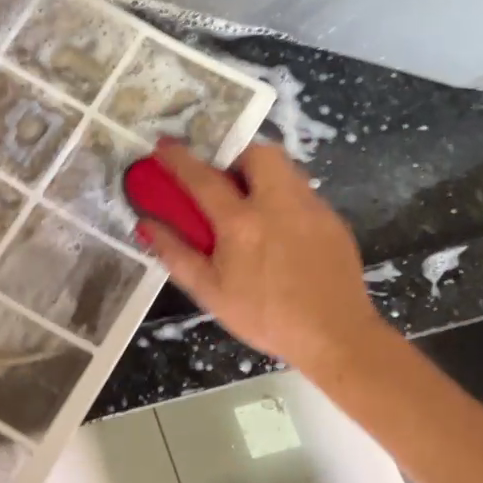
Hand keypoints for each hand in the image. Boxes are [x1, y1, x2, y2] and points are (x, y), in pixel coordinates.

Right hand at [135, 141, 389, 365]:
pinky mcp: (333, 221)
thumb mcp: (209, 291)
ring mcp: (312, 209)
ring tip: (249, 202)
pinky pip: (302, 192)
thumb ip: (175, 252)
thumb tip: (146, 224)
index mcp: (242, 223)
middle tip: (222, 179)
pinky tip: (277, 229)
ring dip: (260, 173)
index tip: (163, 145)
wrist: (337, 337)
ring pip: (285, 167)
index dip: (178, 158)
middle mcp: (279, 205)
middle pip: (258, 153)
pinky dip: (282, 196)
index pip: (203, 178)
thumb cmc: (265, 316)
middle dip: (235, 155)